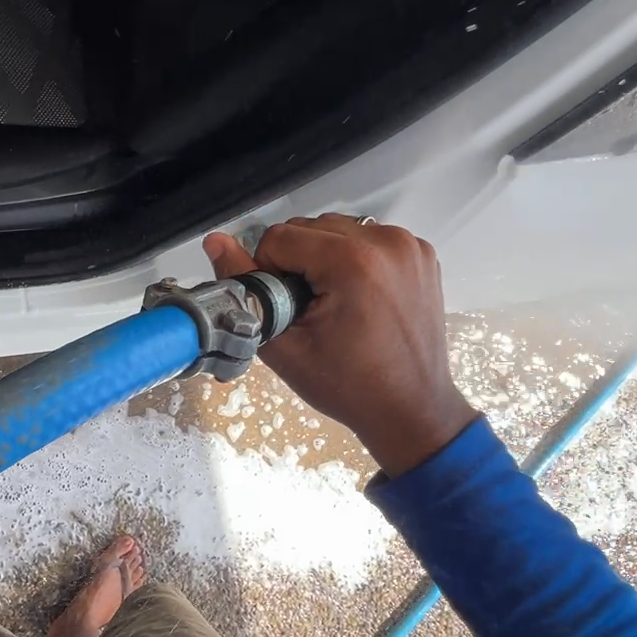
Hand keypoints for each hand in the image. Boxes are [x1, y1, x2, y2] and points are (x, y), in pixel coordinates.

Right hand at [204, 216, 476, 475]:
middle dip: (296, 262)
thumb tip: (215, 241)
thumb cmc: (345, 385)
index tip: (283, 307)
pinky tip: (357, 296)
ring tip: (330, 301)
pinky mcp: (421, 253)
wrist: (410, 409)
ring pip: (337, 229)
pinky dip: (353, 259)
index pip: (280, 237)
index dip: (268, 270)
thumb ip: (246, 287)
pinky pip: (367, 239)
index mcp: (352, 262)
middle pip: (309, 227)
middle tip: (305, 308)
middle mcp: (386, 242)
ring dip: (322, 257)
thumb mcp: (283, 343)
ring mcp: (409, 245)